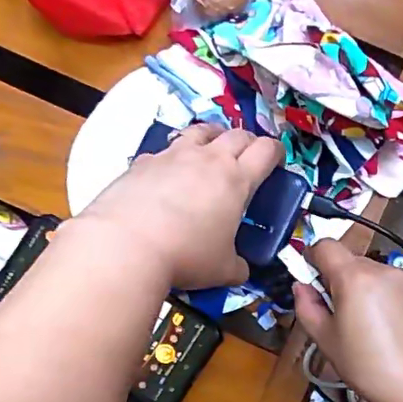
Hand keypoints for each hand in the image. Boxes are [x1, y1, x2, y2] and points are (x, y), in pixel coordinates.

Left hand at [80, 125, 279, 289]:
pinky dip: (176, 157)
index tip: (278, 162)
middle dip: (249, 143)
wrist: (125, 245)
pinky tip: (171, 175)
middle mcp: (207, 159)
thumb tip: (241, 269)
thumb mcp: (224, 269)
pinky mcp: (142, 162)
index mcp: (237, 180)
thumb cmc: (186, 255)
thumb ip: (238, 265)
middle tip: (249, 159)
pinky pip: (166, 150)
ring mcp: (172, 156)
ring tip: (213, 152)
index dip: (277, 153)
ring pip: (201, 131)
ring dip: (214, 137)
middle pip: (237, 134)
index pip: (267, 150)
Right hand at [292, 240, 402, 401]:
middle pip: (353, 261)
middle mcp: (384, 269)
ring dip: (369, 288)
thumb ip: (307, 306)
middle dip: (343, 280)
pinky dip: (392, 295)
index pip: (326, 246)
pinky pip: (399, 283)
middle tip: (345, 315)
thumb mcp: (326, 340)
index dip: (315, 259)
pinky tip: (396, 324)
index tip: (314, 281)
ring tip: (375, 324)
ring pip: (377, 273)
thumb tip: (302, 286)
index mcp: (354, 278)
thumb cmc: (367, 367)